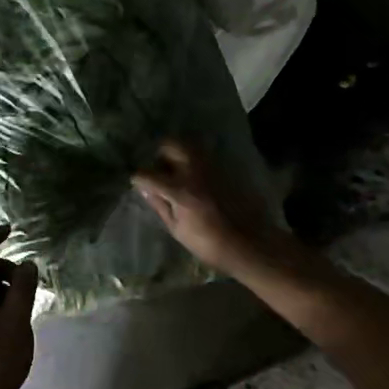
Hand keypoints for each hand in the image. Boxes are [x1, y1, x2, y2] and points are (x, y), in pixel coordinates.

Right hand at [132, 140, 283, 276]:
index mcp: (179, 190)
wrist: (251, 243)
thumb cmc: (209, 243)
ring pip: (188, 145)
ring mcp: (211, 167)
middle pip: (169, 145)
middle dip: (159, 155)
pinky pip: (203, 155)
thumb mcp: (177, 229)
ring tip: (175, 170)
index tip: (137, 184)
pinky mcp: (224, 169)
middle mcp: (194, 172)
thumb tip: (145, 190)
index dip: (138, 178)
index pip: (147, 174)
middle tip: (158, 170)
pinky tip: (193, 176)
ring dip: (177, 153)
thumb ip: (160, 205)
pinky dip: (193, 160)